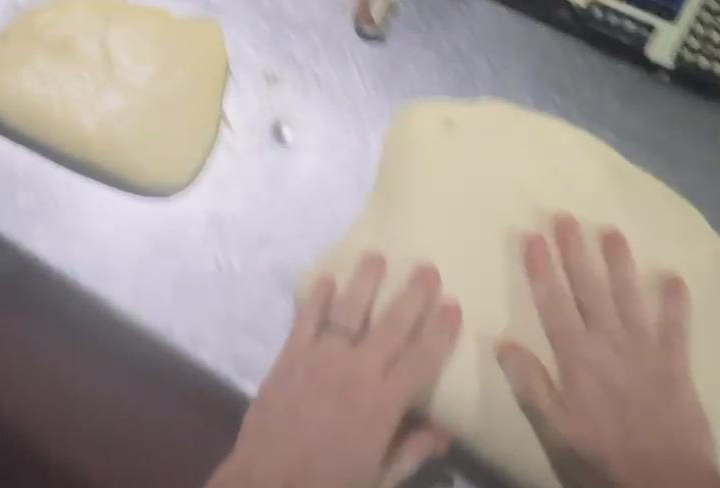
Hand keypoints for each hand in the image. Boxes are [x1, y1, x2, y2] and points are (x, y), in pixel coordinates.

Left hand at [208, 252, 462, 487]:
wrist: (266, 486)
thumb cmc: (328, 486)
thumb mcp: (379, 480)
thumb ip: (412, 452)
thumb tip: (445, 431)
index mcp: (383, 403)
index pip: (421, 358)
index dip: (440, 330)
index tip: (454, 303)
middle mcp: (356, 371)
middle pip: (391, 325)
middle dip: (412, 294)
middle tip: (427, 267)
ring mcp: (321, 358)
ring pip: (349, 310)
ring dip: (364, 281)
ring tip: (376, 255)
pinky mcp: (290, 356)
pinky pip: (306, 319)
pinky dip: (317, 297)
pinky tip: (327, 278)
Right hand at [495, 215, 719, 487]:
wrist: (666, 485)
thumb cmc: (602, 457)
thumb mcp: (555, 431)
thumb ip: (530, 385)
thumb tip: (502, 342)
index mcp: (576, 356)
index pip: (553, 302)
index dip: (541, 268)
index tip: (533, 235)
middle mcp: (608, 341)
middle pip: (589, 287)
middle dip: (575, 250)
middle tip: (566, 217)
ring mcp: (645, 349)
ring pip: (629, 296)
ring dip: (619, 262)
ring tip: (612, 231)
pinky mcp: (676, 364)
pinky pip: (676, 327)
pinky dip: (675, 302)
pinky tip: (674, 277)